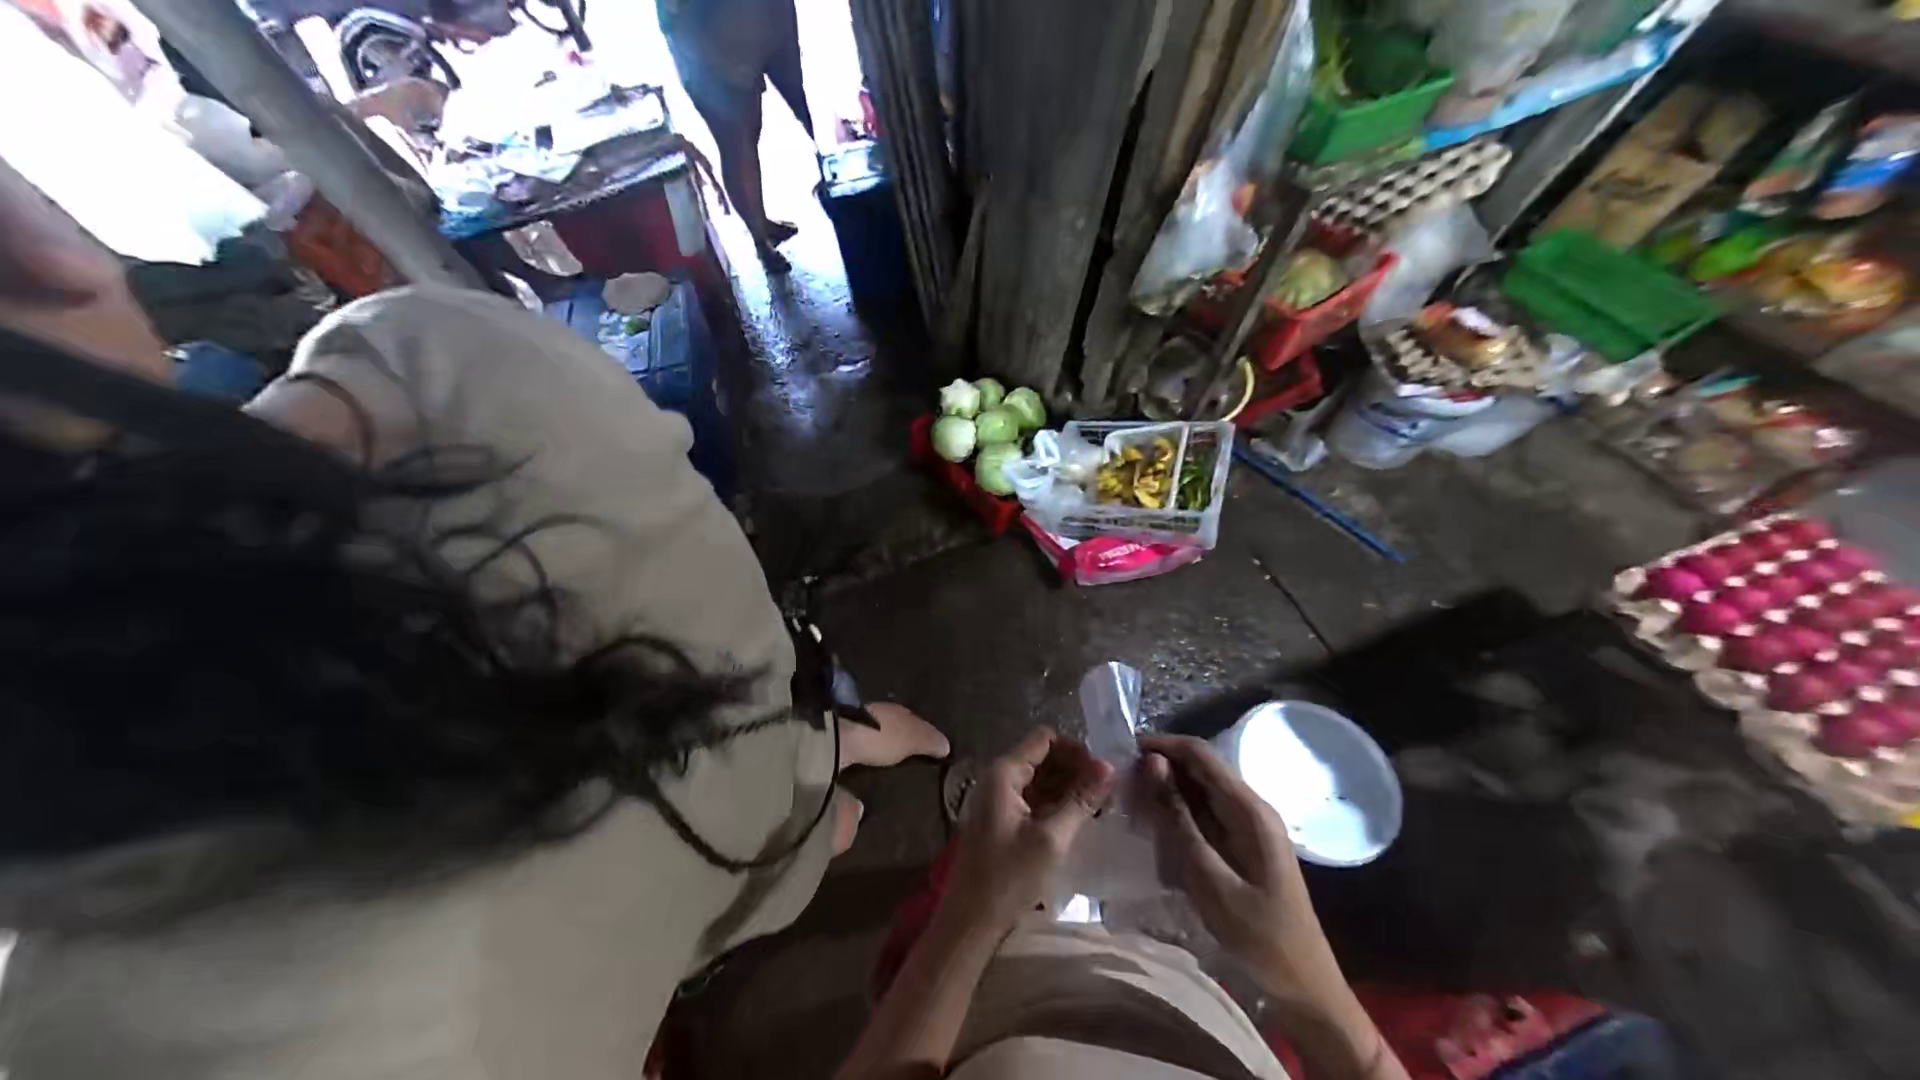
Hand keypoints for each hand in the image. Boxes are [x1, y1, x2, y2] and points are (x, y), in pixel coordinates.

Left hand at [942, 728, 1114, 936]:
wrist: (971, 920)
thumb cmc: (1008, 878)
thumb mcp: (1051, 839)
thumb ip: (1080, 800)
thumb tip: (1109, 766)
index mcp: (1004, 772)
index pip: (1045, 739)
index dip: (1077, 750)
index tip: (1104, 773)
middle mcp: (1000, 777)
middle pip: (1045, 757)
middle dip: (1076, 769)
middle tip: (1110, 792)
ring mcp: (1002, 799)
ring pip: (1043, 779)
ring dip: (1070, 787)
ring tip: (1102, 806)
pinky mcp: (1006, 819)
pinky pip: (1036, 798)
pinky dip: (1058, 803)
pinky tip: (1083, 818)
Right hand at [1137, 735, 1331, 994]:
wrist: (1303, 986)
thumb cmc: (1258, 935)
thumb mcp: (1209, 877)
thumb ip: (1179, 818)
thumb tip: (1152, 763)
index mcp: (1249, 809)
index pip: (1200, 753)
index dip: (1161, 745)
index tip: (1121, 753)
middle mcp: (1249, 807)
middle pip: (1198, 769)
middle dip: (1158, 769)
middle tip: (1119, 785)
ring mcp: (1246, 826)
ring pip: (1197, 791)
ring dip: (1164, 792)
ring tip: (1128, 804)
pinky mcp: (1240, 844)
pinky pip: (1202, 815)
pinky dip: (1176, 815)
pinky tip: (1153, 829)